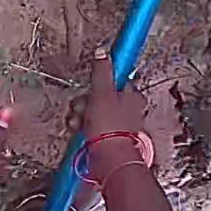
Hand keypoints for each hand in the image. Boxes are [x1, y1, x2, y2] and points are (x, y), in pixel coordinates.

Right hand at [81, 50, 153, 170]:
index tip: (91, 87)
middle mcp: (126, 111)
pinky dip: (81, 125)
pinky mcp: (104, 137)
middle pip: (99, 96)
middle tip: (83, 106)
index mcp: (132, 97)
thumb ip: (102, 71)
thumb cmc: (111, 128)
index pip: (114, 81)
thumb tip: (102, 51)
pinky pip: (88, 124)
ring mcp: (115, 125)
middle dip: (85, 101)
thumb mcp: (103, 93)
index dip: (99, 83)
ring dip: (80, 114)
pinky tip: (78, 129)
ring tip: (79, 121)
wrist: (108, 159)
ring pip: (92, 110)